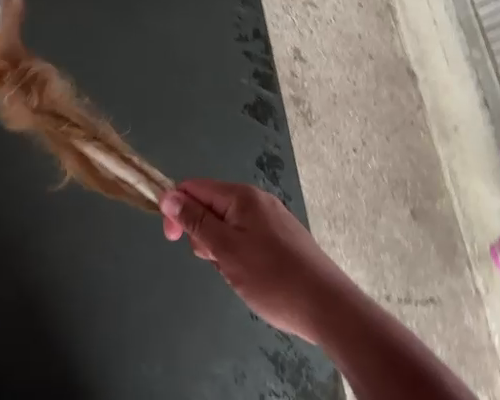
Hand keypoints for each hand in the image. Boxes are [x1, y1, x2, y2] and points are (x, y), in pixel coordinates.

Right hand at [160, 179, 354, 342]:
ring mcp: (274, 220)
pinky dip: (240, 254)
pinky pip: (248, 237)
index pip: (193, 188)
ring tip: (236, 273)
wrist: (332, 310)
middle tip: (214, 261)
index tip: (173, 240)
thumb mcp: (225, 249)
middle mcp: (258, 201)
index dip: (176, 210)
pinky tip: (252, 276)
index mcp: (242, 196)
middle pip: (211, 206)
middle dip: (202, 232)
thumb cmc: (273, 278)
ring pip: (229, 225)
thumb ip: (195, 221)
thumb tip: (168, 196)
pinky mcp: (285, 240)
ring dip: (221, 247)